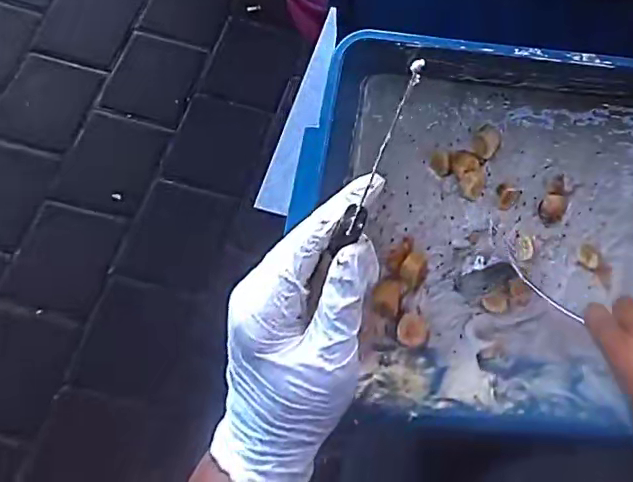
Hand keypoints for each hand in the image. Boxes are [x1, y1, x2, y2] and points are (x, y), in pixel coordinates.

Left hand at [207, 174, 382, 481]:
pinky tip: (349, 281)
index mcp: (265, 299)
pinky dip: (333, 268)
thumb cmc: (297, 407)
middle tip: (374, 252)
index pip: (308, 236)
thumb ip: (343, 296)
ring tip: (362, 284)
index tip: (372, 186)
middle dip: (346, 234)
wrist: (268, 447)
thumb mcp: (329, 353)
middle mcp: (258, 289)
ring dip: (342, 256)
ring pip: (310, 252)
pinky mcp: (272, 305)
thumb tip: (358, 247)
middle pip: (308, 239)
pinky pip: (307, 270)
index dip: (342, 207)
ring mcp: (262, 297)